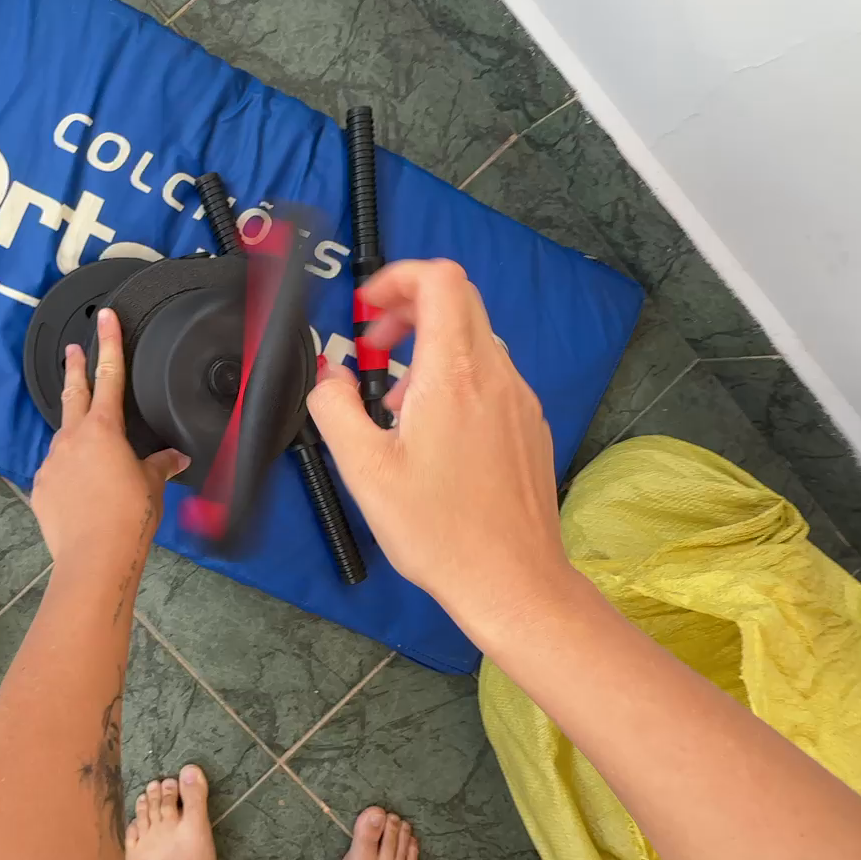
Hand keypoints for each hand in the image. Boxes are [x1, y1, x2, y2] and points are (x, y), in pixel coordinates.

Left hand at [31, 307, 187, 566]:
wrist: (95, 557)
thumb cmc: (129, 516)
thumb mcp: (152, 485)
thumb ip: (160, 464)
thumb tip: (176, 457)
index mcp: (104, 430)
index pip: (110, 375)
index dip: (109, 343)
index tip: (104, 318)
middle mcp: (72, 438)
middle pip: (73, 392)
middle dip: (75, 367)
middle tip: (72, 350)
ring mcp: (52, 462)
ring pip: (65, 439)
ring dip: (76, 437)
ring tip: (93, 457)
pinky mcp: (40, 487)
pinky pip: (57, 471)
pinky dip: (69, 473)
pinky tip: (82, 492)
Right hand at [306, 260, 579, 635]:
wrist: (511, 581)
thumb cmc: (437, 530)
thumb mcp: (362, 469)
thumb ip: (333, 407)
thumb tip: (330, 375)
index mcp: (453, 375)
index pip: (439, 280)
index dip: (396, 279)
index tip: (365, 311)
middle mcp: (494, 375)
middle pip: (458, 299)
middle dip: (407, 309)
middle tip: (374, 350)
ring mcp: (519, 398)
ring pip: (474, 337)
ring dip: (429, 347)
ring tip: (397, 402)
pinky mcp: (529, 423)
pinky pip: (490, 374)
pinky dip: (454, 376)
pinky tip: (433, 430)